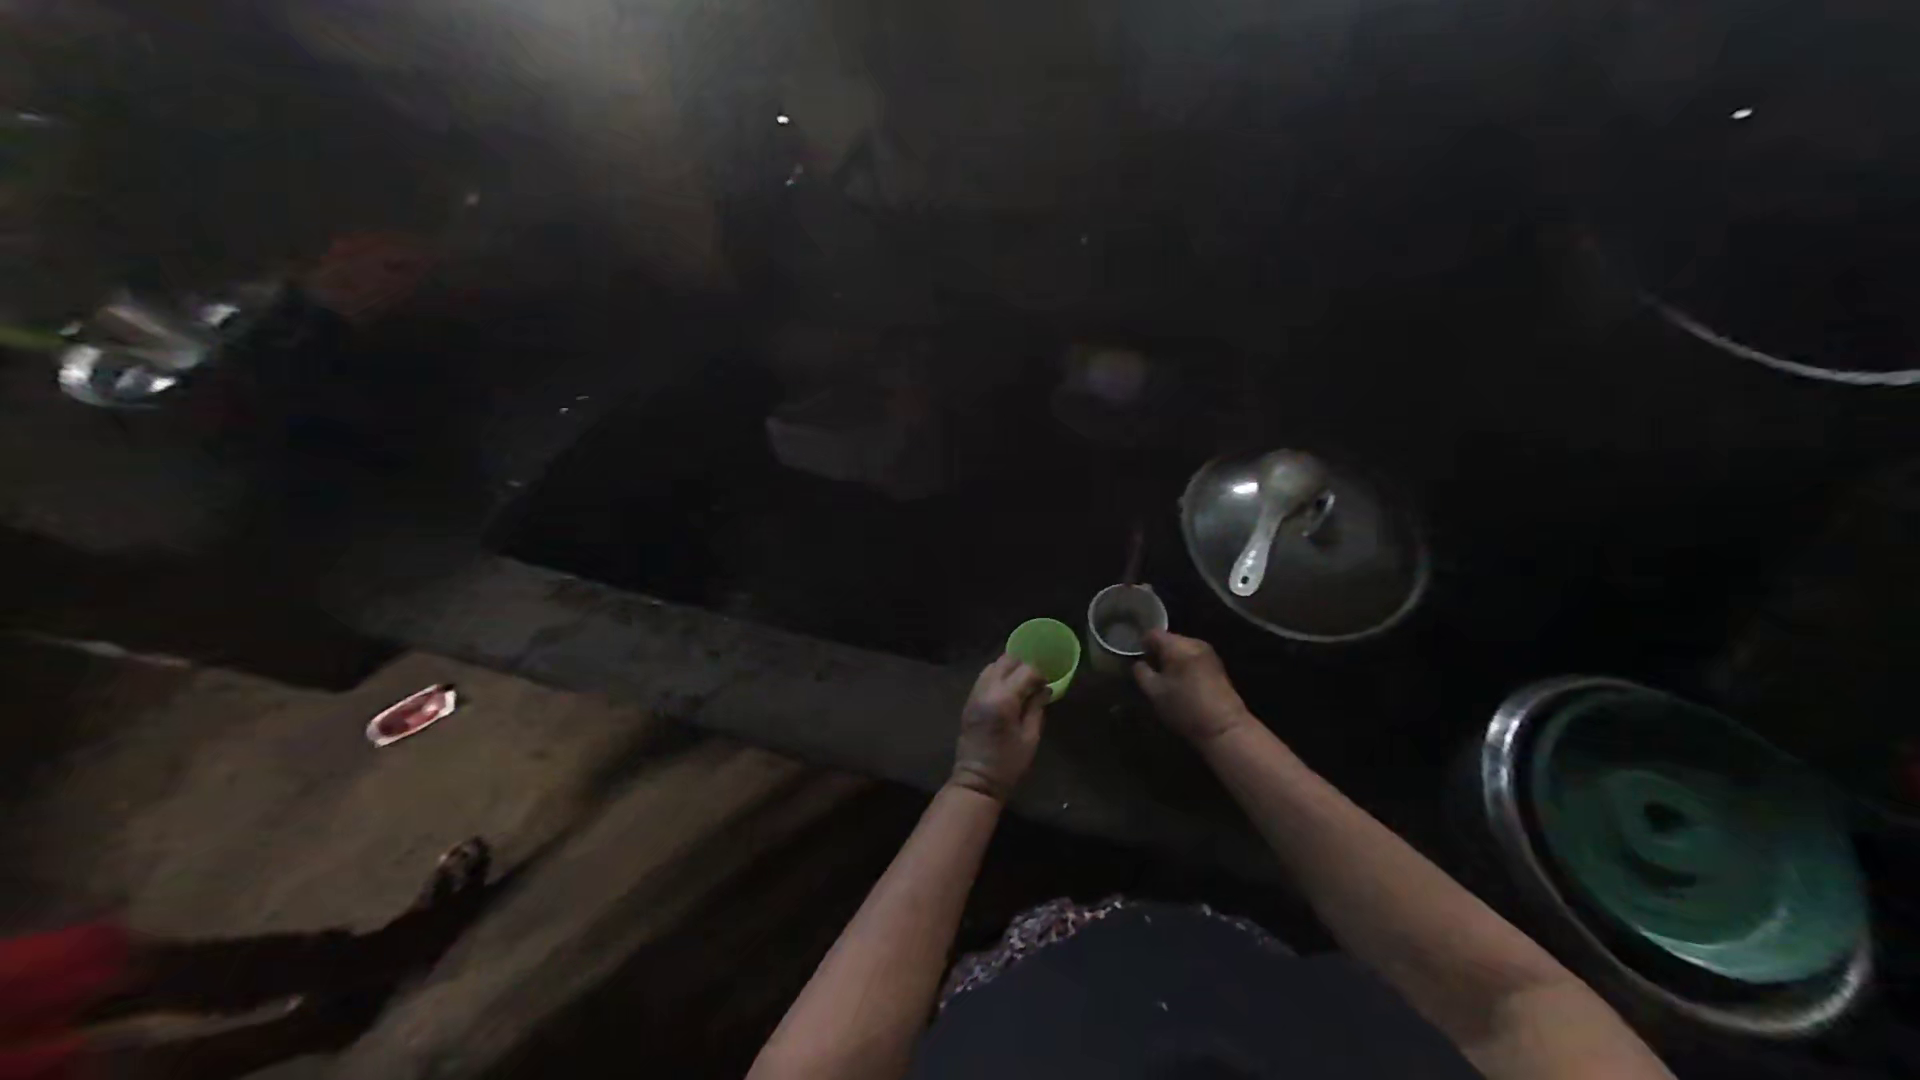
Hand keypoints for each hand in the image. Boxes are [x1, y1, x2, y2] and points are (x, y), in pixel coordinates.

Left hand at [950, 655, 1048, 801]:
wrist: (976, 780)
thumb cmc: (1008, 763)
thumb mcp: (1030, 737)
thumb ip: (1037, 708)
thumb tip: (1045, 690)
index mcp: (1004, 699)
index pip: (1025, 671)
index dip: (1039, 675)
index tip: (1046, 686)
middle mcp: (986, 690)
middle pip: (1006, 661)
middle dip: (1023, 666)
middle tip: (1034, 682)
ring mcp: (974, 694)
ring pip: (992, 666)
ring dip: (1008, 669)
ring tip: (1021, 685)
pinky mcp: (969, 701)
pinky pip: (984, 678)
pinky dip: (997, 677)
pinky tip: (1007, 690)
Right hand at [1133, 630, 1254, 743]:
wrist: (1225, 728)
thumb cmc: (1185, 708)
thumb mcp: (1154, 693)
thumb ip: (1141, 673)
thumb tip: (1139, 663)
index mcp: (1177, 646)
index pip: (1152, 633)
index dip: (1142, 645)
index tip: (1139, 661)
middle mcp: (1195, 643)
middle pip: (1168, 639)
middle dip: (1158, 653)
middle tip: (1152, 673)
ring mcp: (1209, 653)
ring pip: (1182, 648)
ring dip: (1171, 660)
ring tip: (1167, 679)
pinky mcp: (1217, 665)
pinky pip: (1193, 657)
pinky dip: (1184, 664)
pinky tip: (1183, 683)